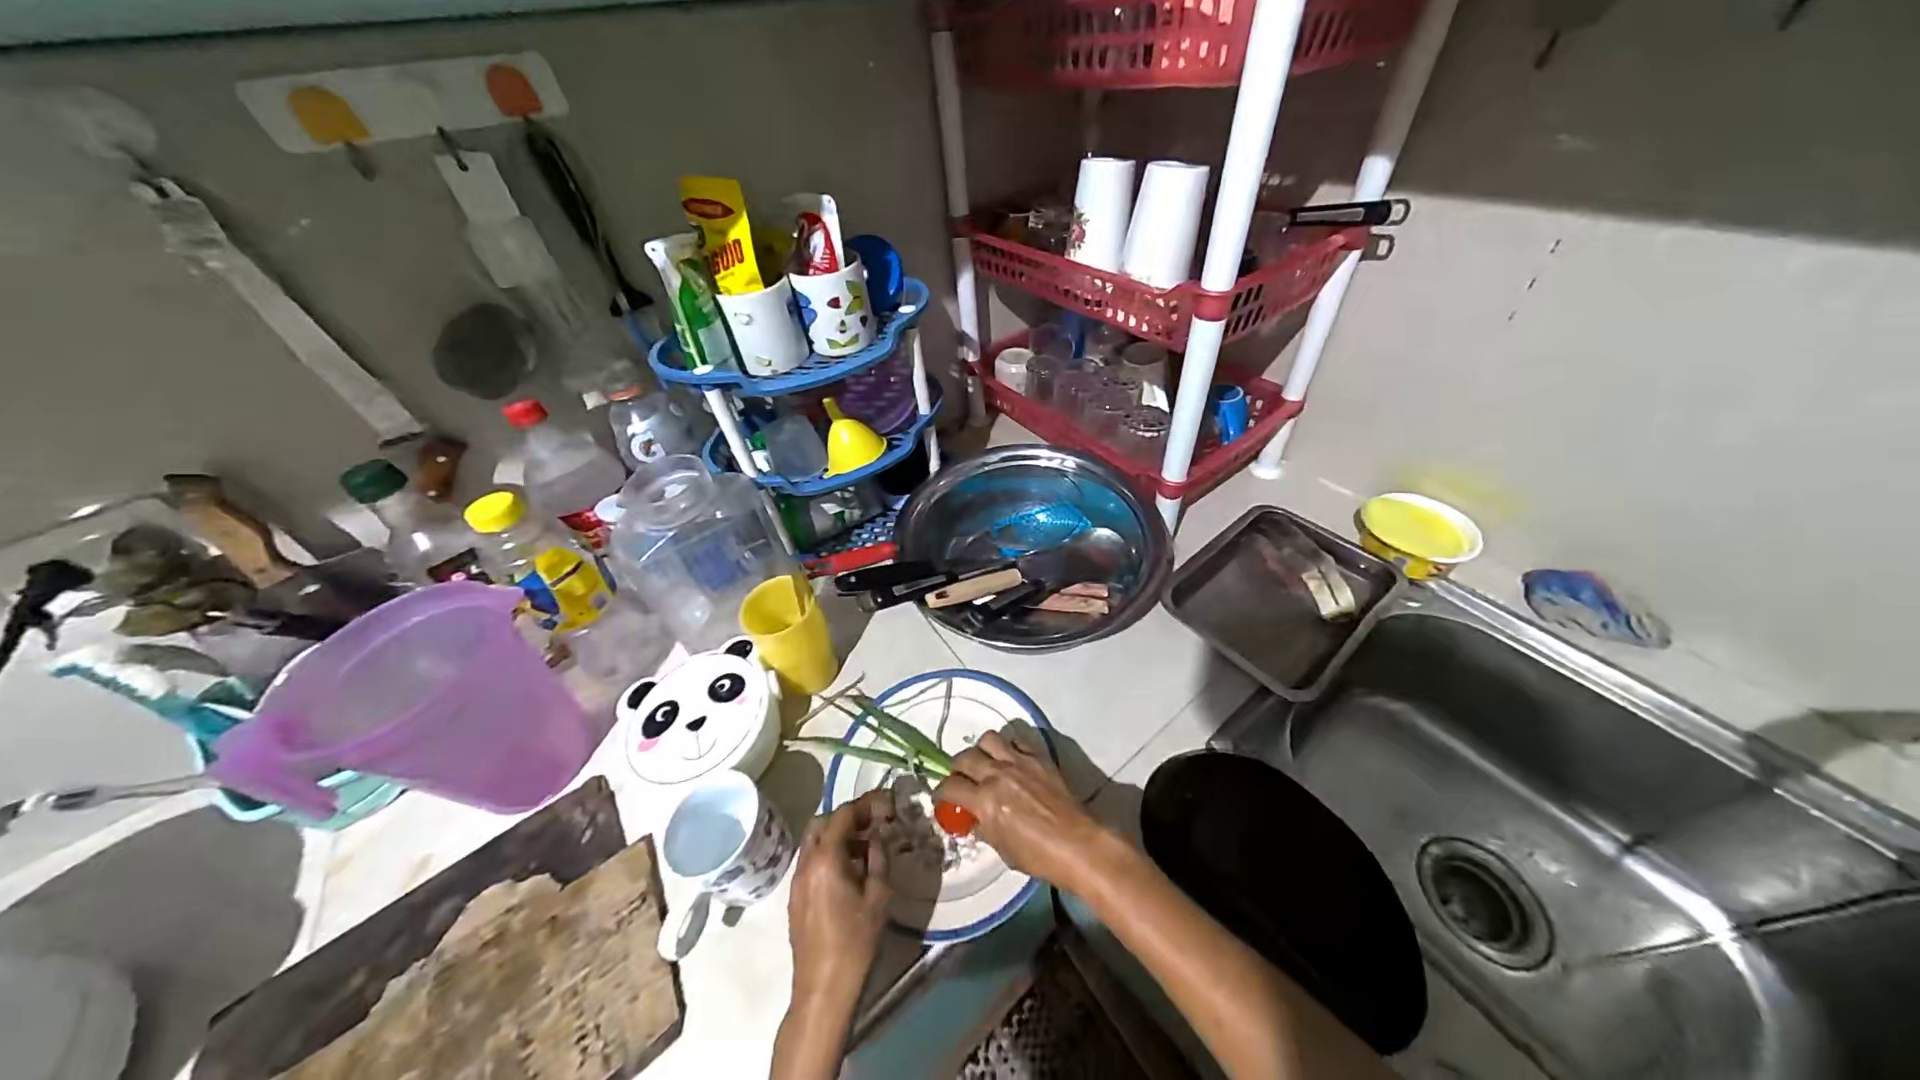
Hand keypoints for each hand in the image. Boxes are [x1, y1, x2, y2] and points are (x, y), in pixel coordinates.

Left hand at [787, 788, 894, 1003]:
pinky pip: (811, 863)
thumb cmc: (855, 943)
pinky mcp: (795, 898)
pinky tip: (850, 873)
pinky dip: (829, 856)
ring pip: (813, 843)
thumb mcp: (878, 897)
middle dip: (846, 818)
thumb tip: (877, 836)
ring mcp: (796, 882)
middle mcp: (805, 864)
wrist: (823, 989)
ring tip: (866, 850)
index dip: (864, 805)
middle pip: (821, 824)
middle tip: (872, 825)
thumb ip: (878, 859)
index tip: (884, 803)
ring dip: (837, 837)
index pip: (842, 816)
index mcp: (825, 860)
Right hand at [933, 729, 1125, 892]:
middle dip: (958, 768)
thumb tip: (974, 819)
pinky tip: (1011, 760)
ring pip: (988, 739)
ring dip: (982, 750)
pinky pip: (1017, 740)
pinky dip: (1009, 747)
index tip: (943, 797)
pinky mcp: (1039, 757)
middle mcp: (998, 775)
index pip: (950, 786)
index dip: (942, 792)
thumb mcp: (1002, 849)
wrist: (1078, 844)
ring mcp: (1019, 762)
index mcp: (985, 801)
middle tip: (962, 778)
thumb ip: (984, 827)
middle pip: (964, 757)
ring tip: (986, 761)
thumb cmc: (1039, 856)